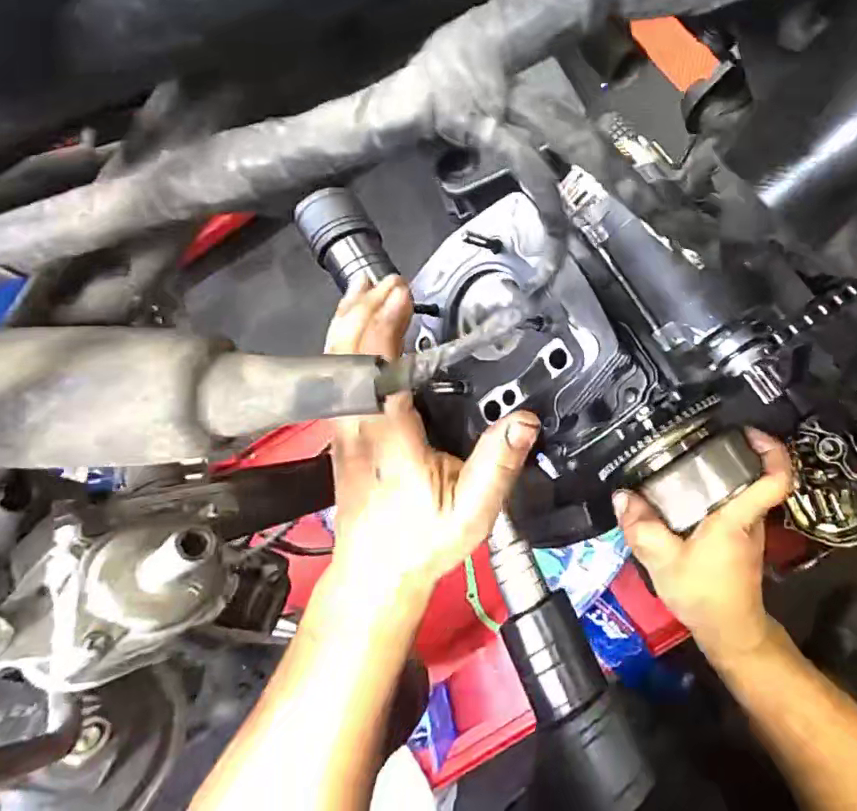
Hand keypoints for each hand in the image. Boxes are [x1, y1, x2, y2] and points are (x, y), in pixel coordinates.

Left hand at [322, 277, 539, 605]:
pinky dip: (347, 342)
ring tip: (369, 289)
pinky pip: (335, 376)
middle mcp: (355, 430)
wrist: (375, 575)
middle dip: (364, 312)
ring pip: (332, 364)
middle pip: (344, 357)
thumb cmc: (420, 543)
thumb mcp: (472, 512)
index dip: (384, 328)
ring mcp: (343, 431)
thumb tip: (524, 421)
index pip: (375, 373)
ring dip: (350, 322)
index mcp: (386, 441)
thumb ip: (498, 465)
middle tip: (391, 281)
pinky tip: (360, 330)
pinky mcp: (343, 434)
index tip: (402, 296)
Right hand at [613, 428, 794, 659]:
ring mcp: (751, 529)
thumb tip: (623, 497)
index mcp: (739, 517)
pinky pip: (737, 504)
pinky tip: (693, 494)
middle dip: (743, 451)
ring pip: (748, 490)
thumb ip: (643, 529)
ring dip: (730, 473)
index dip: (772, 450)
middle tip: (713, 438)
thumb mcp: (664, 563)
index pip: (776, 479)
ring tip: (698, 460)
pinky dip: (721, 493)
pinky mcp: (744, 539)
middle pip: (760, 476)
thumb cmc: (705, 597)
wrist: (730, 633)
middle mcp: (751, 518)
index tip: (751, 433)